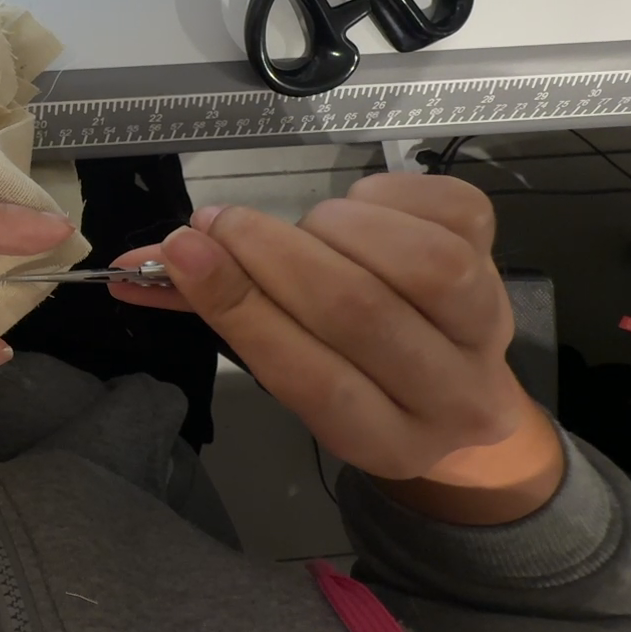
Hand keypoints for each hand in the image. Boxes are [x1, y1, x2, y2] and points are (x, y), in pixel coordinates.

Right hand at [113, 174, 563, 523]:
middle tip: (220, 222)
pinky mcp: (504, 266)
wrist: (445, 385)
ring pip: (421, 265)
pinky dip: (389, 195)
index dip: (237, 303)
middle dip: (271, 252)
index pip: (303, 374)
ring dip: (337, 227)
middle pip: (357, 312)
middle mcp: (448, 398)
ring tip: (306, 225)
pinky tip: (358, 207)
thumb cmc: (338, 366)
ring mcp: (489, 332)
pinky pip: (454, 215)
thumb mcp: (274, 356)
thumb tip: (127, 267)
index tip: (180, 247)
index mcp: (376, 435)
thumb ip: (206, 308)